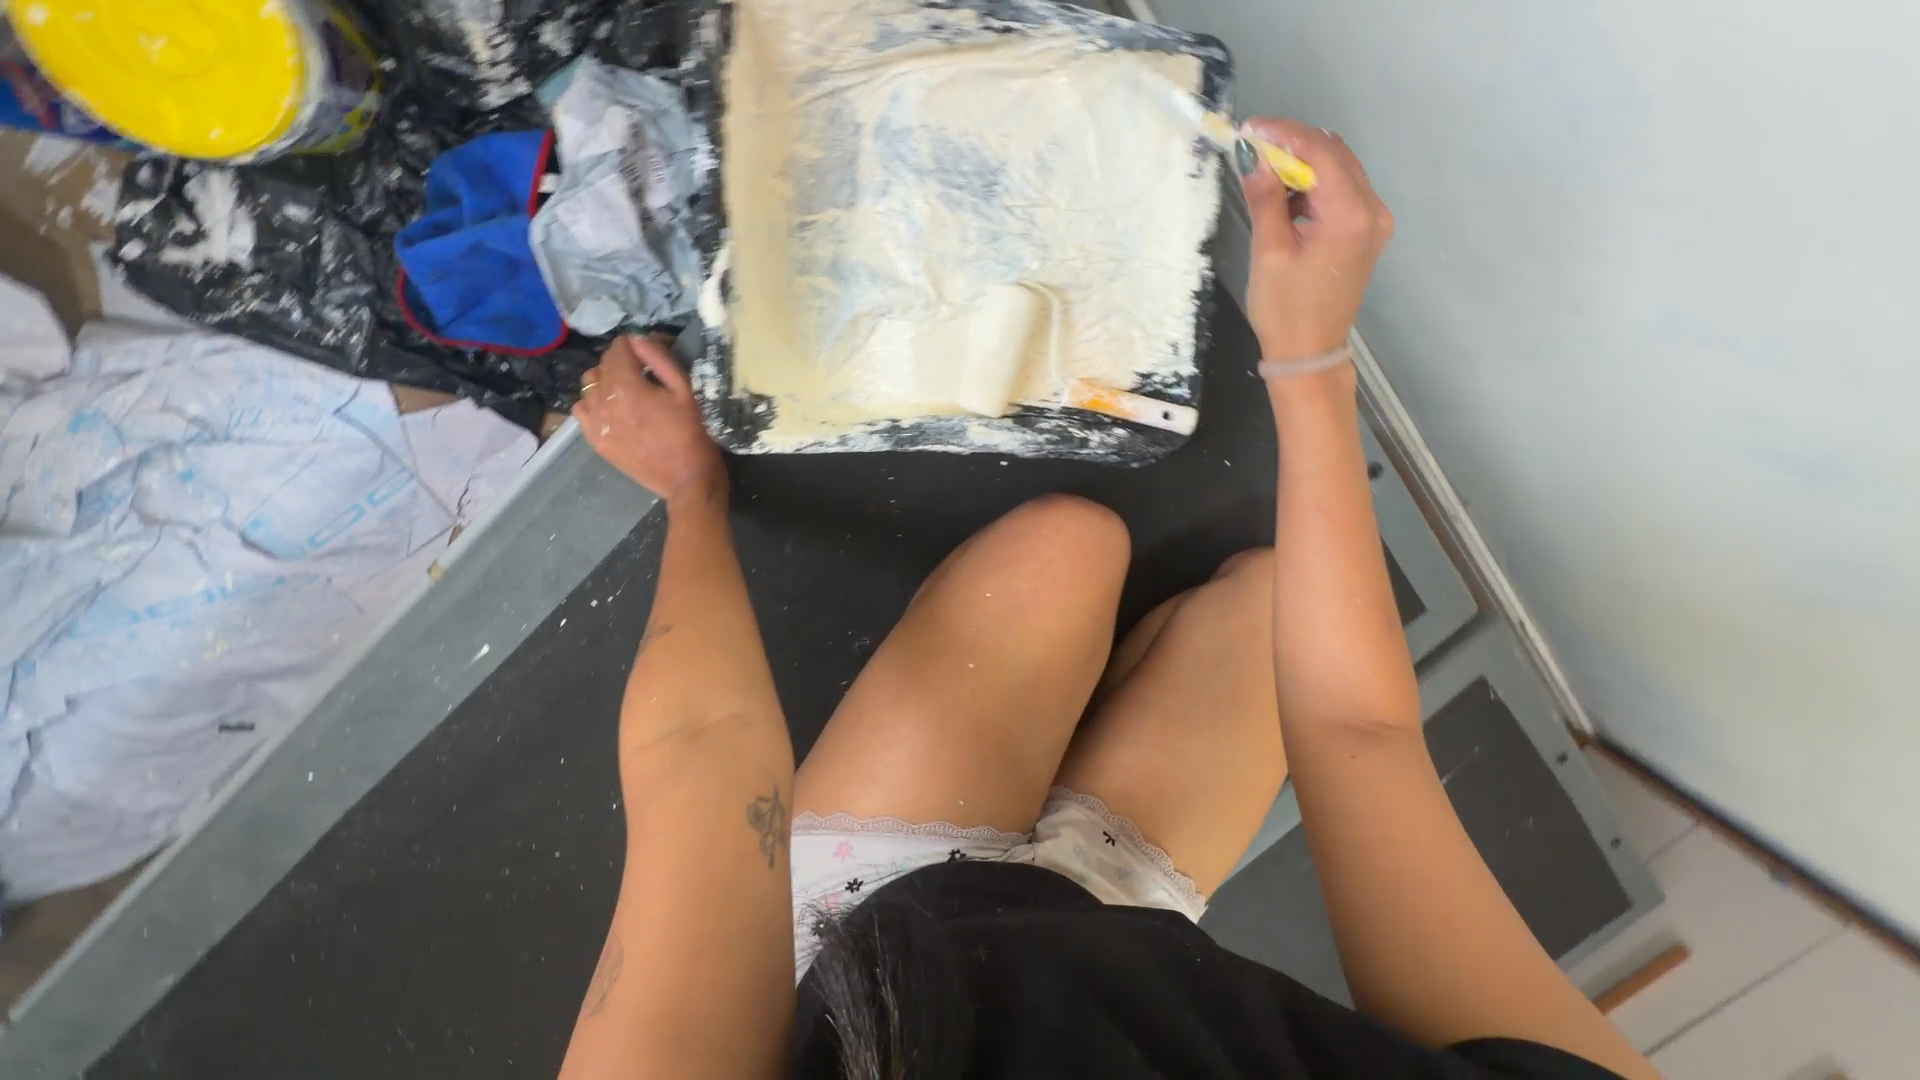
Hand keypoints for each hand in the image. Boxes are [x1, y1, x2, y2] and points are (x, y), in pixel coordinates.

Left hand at [574, 336, 726, 507]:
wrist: (688, 480)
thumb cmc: (693, 434)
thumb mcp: (685, 390)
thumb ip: (659, 359)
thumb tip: (639, 338)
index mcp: (626, 385)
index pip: (620, 346)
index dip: (640, 342)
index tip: (659, 348)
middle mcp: (603, 400)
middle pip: (603, 363)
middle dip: (624, 360)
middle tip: (647, 370)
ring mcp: (596, 422)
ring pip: (589, 384)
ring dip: (607, 379)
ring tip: (628, 389)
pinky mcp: (595, 440)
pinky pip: (581, 409)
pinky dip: (594, 403)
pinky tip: (613, 409)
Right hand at [1238, 117, 1394, 360]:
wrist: (1309, 352)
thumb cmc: (1285, 309)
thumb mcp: (1269, 252)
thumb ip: (1266, 199)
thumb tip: (1257, 158)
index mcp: (1350, 214)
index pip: (1319, 151)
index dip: (1284, 134)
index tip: (1251, 129)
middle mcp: (1372, 210)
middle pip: (1334, 154)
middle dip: (1293, 146)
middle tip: (1254, 150)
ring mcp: (1374, 222)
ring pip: (1339, 170)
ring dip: (1303, 166)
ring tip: (1266, 178)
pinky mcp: (1366, 233)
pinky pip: (1342, 192)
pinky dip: (1315, 186)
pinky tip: (1287, 200)